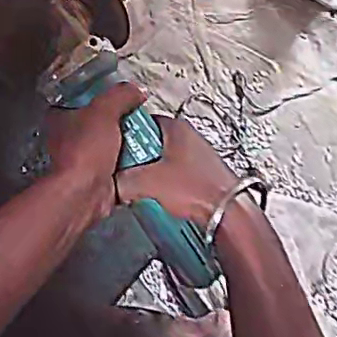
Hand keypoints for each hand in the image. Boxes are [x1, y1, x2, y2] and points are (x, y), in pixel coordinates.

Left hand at [43, 81, 145, 216]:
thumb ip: (121, 95)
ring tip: (146, 138)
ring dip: (128, 144)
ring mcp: (82, 160)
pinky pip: (118, 166)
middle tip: (139, 118)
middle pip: (101, 122)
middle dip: (121, 122)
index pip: (84, 99)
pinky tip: (144, 159)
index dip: (104, 96)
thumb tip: (137, 91)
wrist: (85, 193)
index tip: (124, 96)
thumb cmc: (85, 150)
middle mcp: (68, 138)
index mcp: (60, 117)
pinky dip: (131, 165)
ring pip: (111, 145)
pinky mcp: (96, 178)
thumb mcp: (105, 110)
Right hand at [115, 115, 239, 227]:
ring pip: (160, 159)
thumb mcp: (147, 182)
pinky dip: (162, 182)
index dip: (123, 134)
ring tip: (140, 186)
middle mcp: (186, 137)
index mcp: (175, 127)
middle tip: (124, 171)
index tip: (112, 147)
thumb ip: (122, 180)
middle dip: (135, 157)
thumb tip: (108, 183)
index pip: (140, 121)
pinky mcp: (198, 174)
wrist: (228, 215)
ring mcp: (194, 155)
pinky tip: (158, 195)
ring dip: (148, 172)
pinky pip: (171, 173)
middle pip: (149, 142)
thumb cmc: (200, 191)